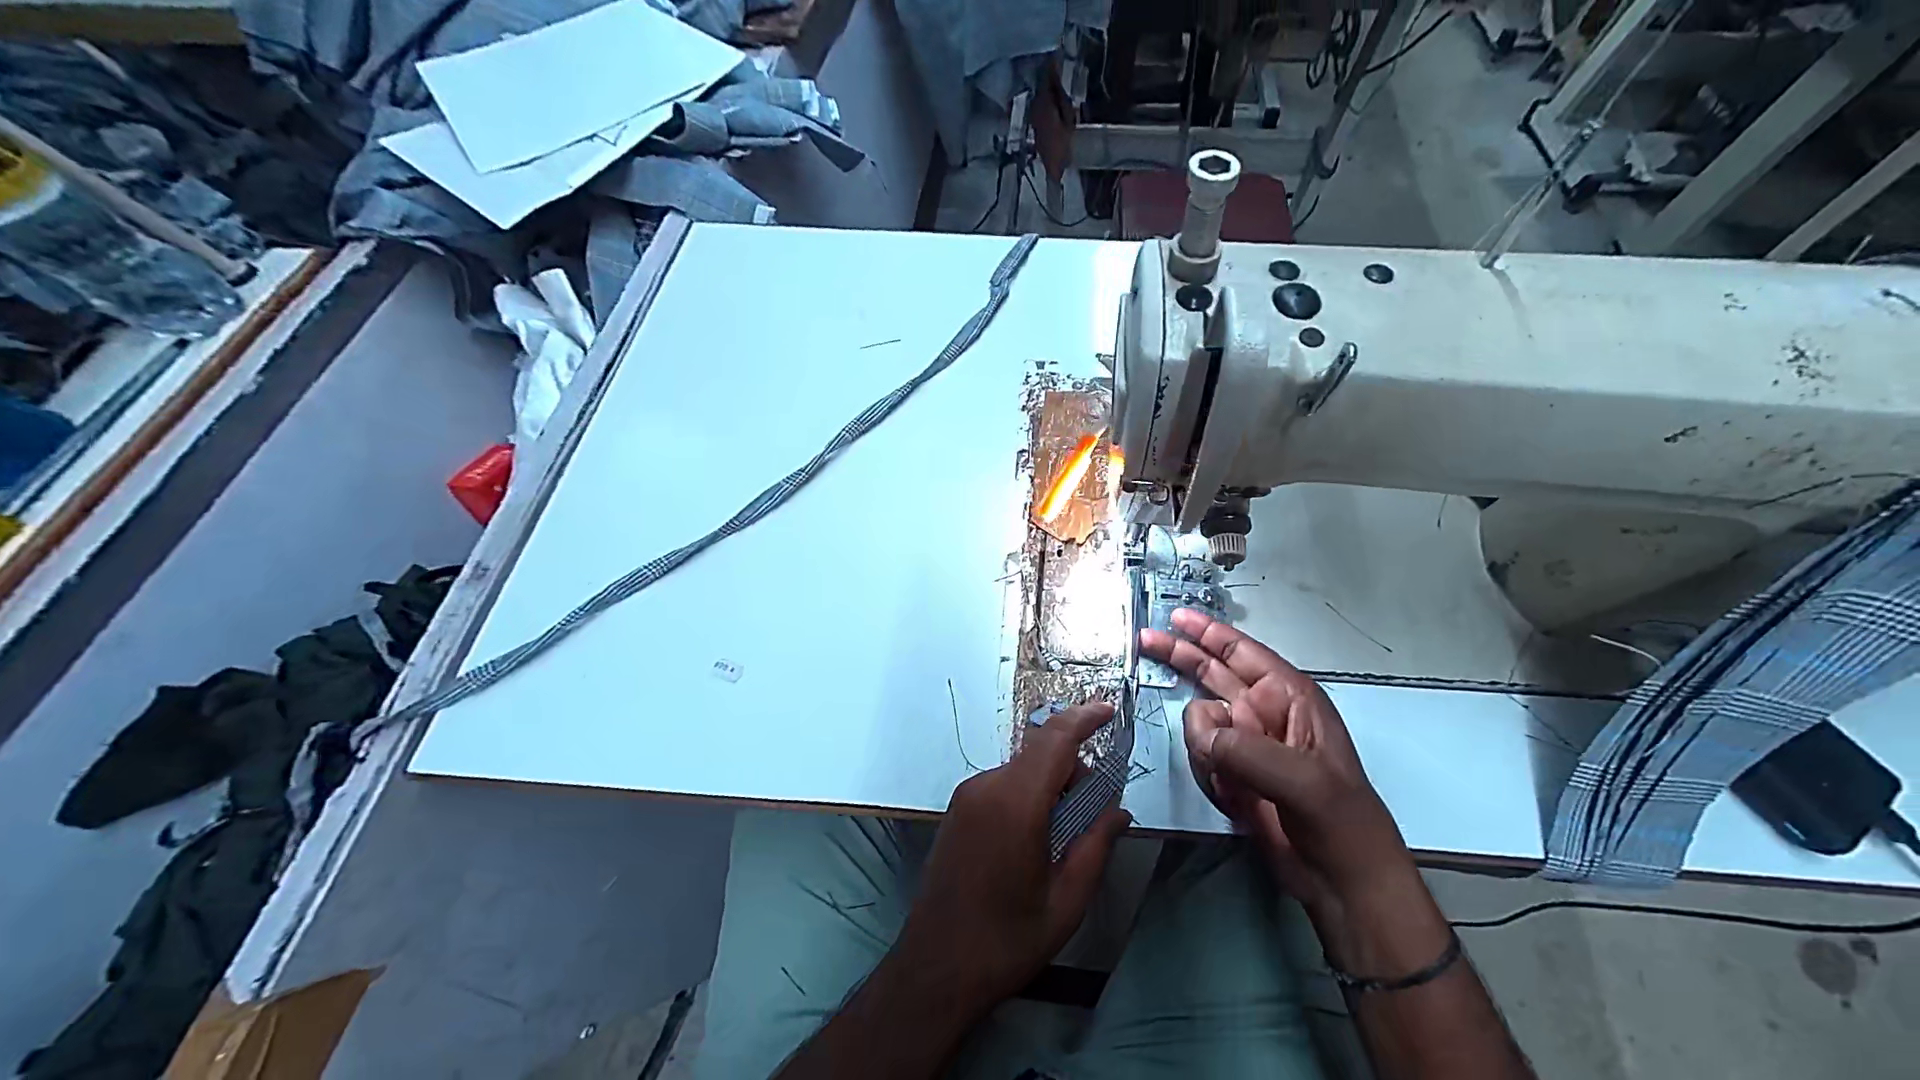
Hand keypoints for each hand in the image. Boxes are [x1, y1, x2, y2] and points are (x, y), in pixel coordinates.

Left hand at [888, 701, 1130, 1014]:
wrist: (936, 967)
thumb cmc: (1006, 941)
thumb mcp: (1066, 901)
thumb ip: (1096, 846)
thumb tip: (1118, 812)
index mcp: (1016, 804)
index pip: (1054, 741)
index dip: (1084, 719)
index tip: (1108, 710)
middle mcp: (986, 788)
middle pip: (1039, 755)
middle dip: (1073, 771)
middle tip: (1094, 814)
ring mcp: (966, 796)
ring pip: (1021, 771)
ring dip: (1049, 786)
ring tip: (1063, 837)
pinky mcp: (956, 809)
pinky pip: (1002, 786)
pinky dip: (1026, 795)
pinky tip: (1033, 839)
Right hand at [1139, 609, 1436, 969]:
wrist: (1342, 884)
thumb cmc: (1341, 823)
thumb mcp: (1304, 782)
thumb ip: (1248, 750)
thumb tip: (1200, 730)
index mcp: (1291, 700)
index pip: (1242, 654)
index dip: (1208, 633)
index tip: (1175, 618)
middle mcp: (1265, 713)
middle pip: (1212, 672)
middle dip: (1182, 657)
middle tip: (1146, 641)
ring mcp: (1247, 744)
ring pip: (1199, 723)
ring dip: (1203, 748)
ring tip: (1228, 782)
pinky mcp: (1233, 773)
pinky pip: (1200, 756)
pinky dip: (1206, 773)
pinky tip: (1232, 799)